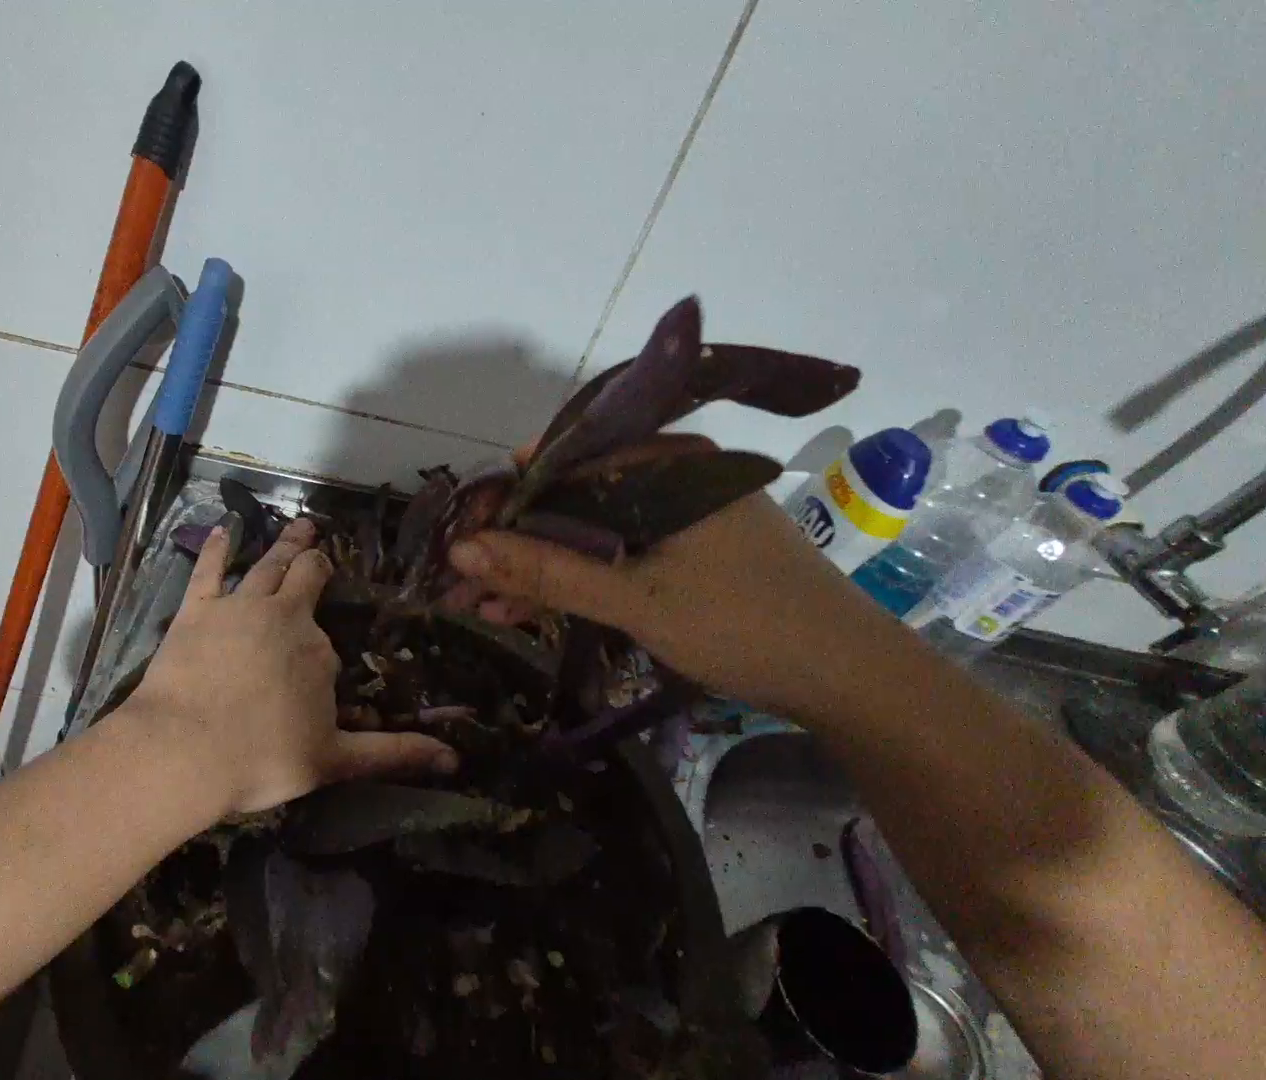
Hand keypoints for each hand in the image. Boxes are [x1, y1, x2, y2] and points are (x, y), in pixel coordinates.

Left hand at [126, 517, 457, 815]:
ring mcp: (238, 607)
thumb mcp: (335, 760)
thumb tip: (454, 759)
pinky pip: (208, 569)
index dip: (328, 649)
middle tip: (321, 544)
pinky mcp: (196, 609)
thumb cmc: (262, 759)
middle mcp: (284, 616)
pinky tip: (224, 529)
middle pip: (305, 578)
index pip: (330, 642)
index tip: (324, 658)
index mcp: (319, 651)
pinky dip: (218, 548)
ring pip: (266, 565)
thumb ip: (392, 753)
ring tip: (299, 525)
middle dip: (316, 562)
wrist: (185, 752)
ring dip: (284, 544)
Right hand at [447, 489, 906, 718]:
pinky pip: (614, 553)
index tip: (459, 534)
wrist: (852, 679)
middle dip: (513, 542)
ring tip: (480, 606)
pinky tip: (527, 611)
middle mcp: (672, 474)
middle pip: (571, 499)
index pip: (563, 462)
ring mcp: (679, 514)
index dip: (504, 498)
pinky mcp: (685, 549)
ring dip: (537, 567)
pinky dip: (574, 580)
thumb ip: (546, 572)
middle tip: (460, 580)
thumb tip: (460, 551)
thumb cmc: (745, 625)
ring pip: (588, 531)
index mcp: (669, 462)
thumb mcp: (634, 600)